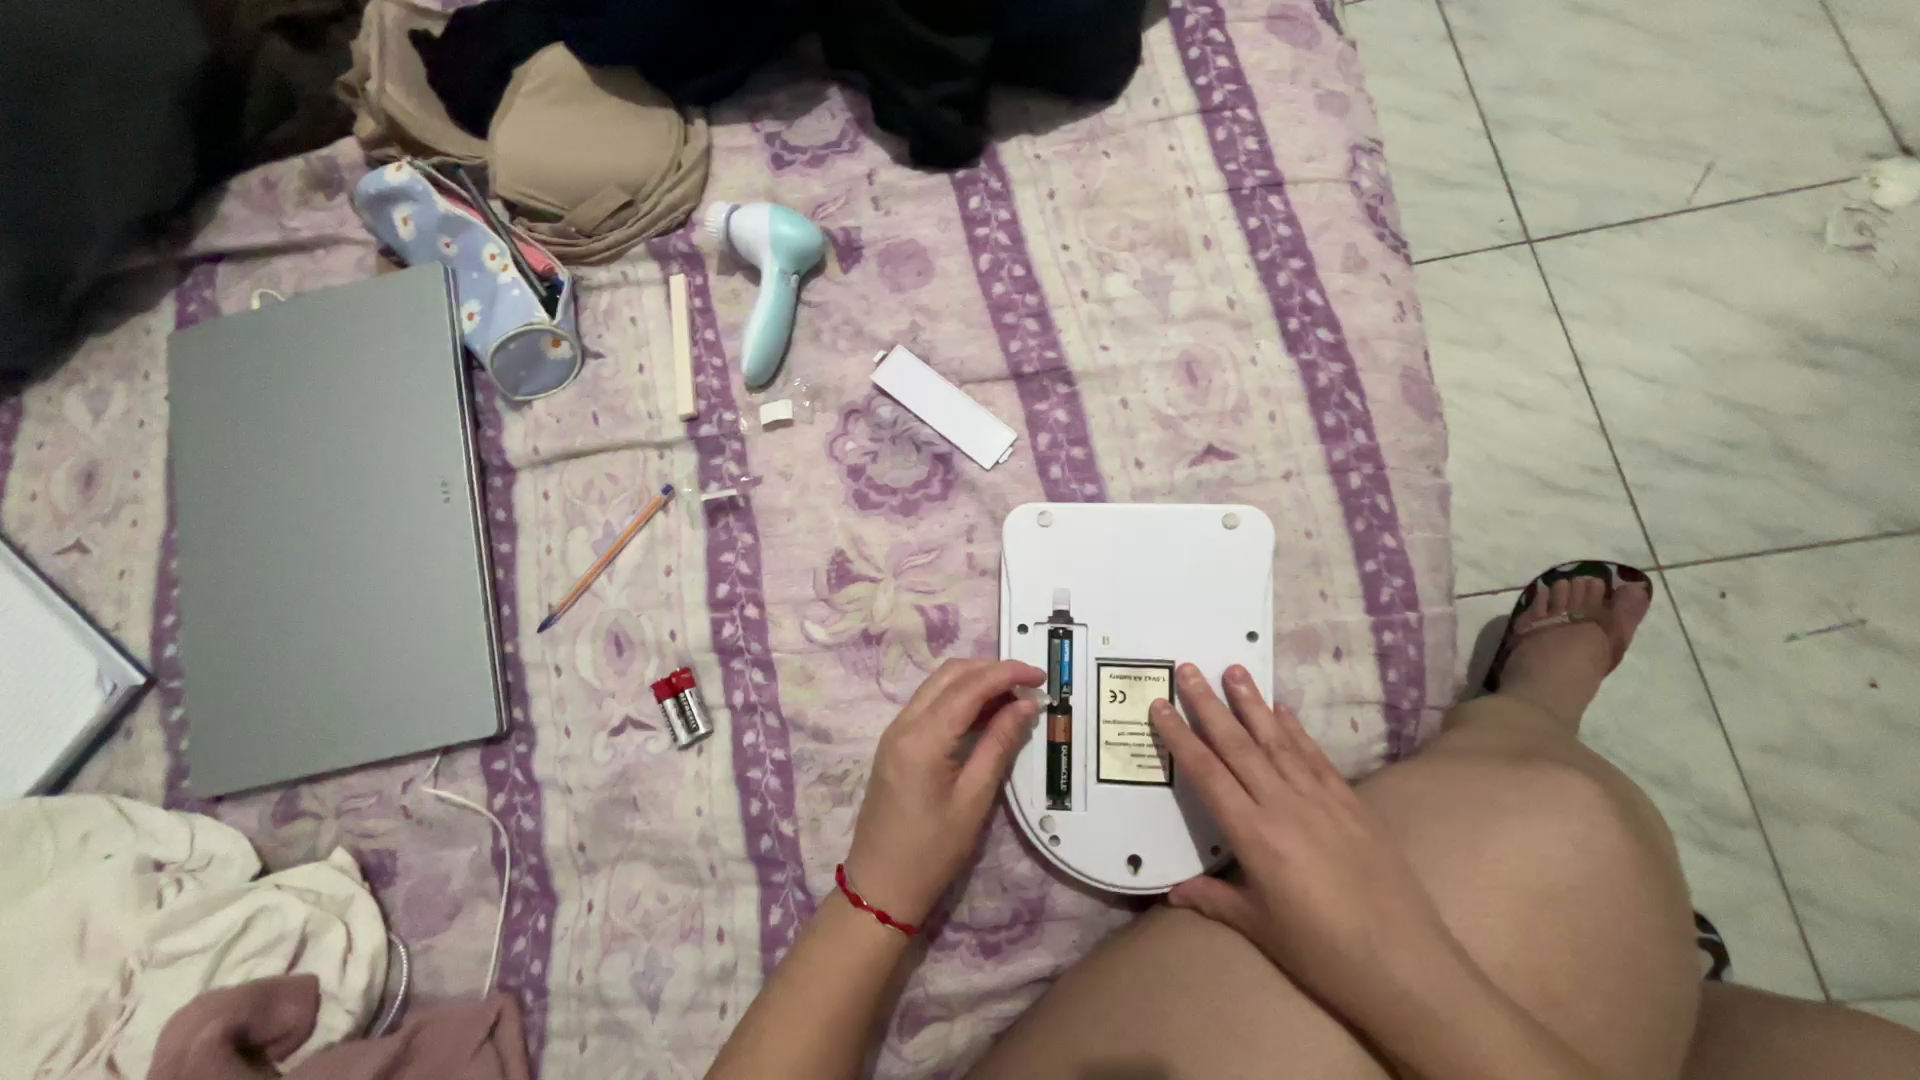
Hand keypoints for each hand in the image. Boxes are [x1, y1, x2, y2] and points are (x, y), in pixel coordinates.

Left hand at [843, 658, 1044, 924]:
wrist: (881, 886)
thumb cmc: (932, 851)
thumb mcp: (974, 800)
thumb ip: (999, 745)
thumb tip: (1025, 705)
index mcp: (922, 738)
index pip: (969, 686)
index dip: (1006, 673)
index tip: (1040, 675)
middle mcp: (903, 723)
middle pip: (950, 674)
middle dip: (991, 670)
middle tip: (1028, 685)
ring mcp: (895, 731)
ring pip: (937, 685)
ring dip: (975, 681)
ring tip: (1013, 697)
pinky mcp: (895, 743)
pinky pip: (929, 703)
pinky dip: (959, 698)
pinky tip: (985, 713)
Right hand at [1148, 664, 1462, 1026]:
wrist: (1405, 965)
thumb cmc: (1322, 952)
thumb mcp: (1259, 927)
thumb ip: (1214, 899)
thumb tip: (1172, 891)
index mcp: (1254, 835)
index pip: (1207, 773)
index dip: (1180, 737)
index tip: (1160, 705)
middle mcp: (1284, 806)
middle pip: (1238, 745)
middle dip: (1209, 705)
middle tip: (1188, 668)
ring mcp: (1322, 801)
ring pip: (1278, 741)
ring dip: (1253, 703)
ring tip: (1234, 670)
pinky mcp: (1352, 804)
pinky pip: (1316, 758)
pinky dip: (1296, 731)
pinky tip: (1283, 711)